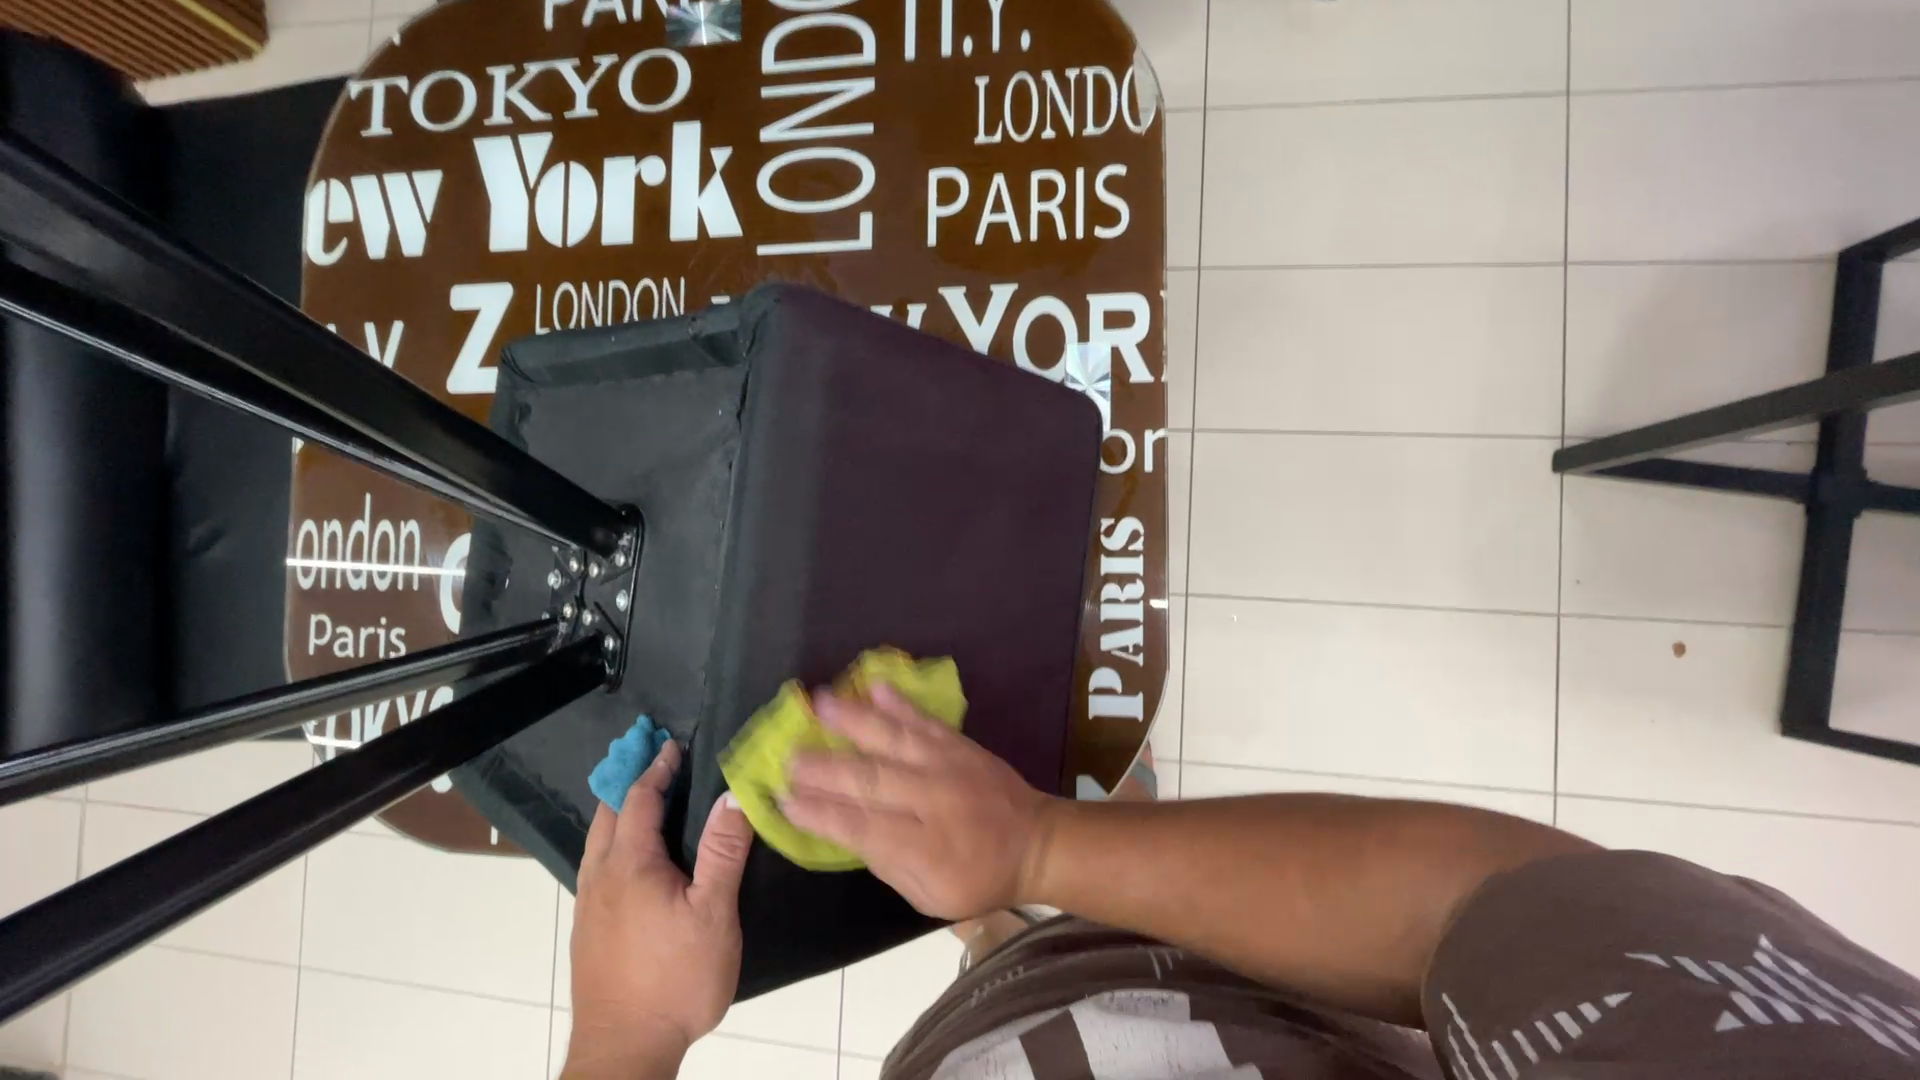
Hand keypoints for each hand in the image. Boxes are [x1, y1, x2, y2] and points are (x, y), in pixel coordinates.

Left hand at [564, 741, 756, 1079]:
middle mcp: (601, 877)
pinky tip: (631, 857)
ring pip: (597, 841)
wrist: (624, 1052)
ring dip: (616, 809)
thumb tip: (733, 794)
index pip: (639, 800)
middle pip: (607, 814)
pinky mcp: (588, 931)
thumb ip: (723, 850)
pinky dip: (612, 839)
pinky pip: (597, 866)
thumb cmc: (675, 978)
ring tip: (639, 796)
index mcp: (630, 865)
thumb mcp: (713, 912)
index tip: (672, 744)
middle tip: (648, 756)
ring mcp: (589, 906)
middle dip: (626, 780)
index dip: (657, 769)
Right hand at [782, 684, 1060, 920]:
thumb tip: (843, 829)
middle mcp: (934, 800)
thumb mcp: (929, 895)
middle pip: (871, 780)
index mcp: (926, 847)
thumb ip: (887, 863)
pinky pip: (925, 720)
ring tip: (820, 703)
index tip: (784, 800)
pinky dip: (900, 702)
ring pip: (894, 739)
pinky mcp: (959, 745)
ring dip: (855, 720)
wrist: (1037, 842)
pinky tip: (875, 685)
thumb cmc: (978, 877)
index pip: (862, 828)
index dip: (821, 814)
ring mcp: (948, 766)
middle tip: (788, 756)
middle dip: (825, 768)